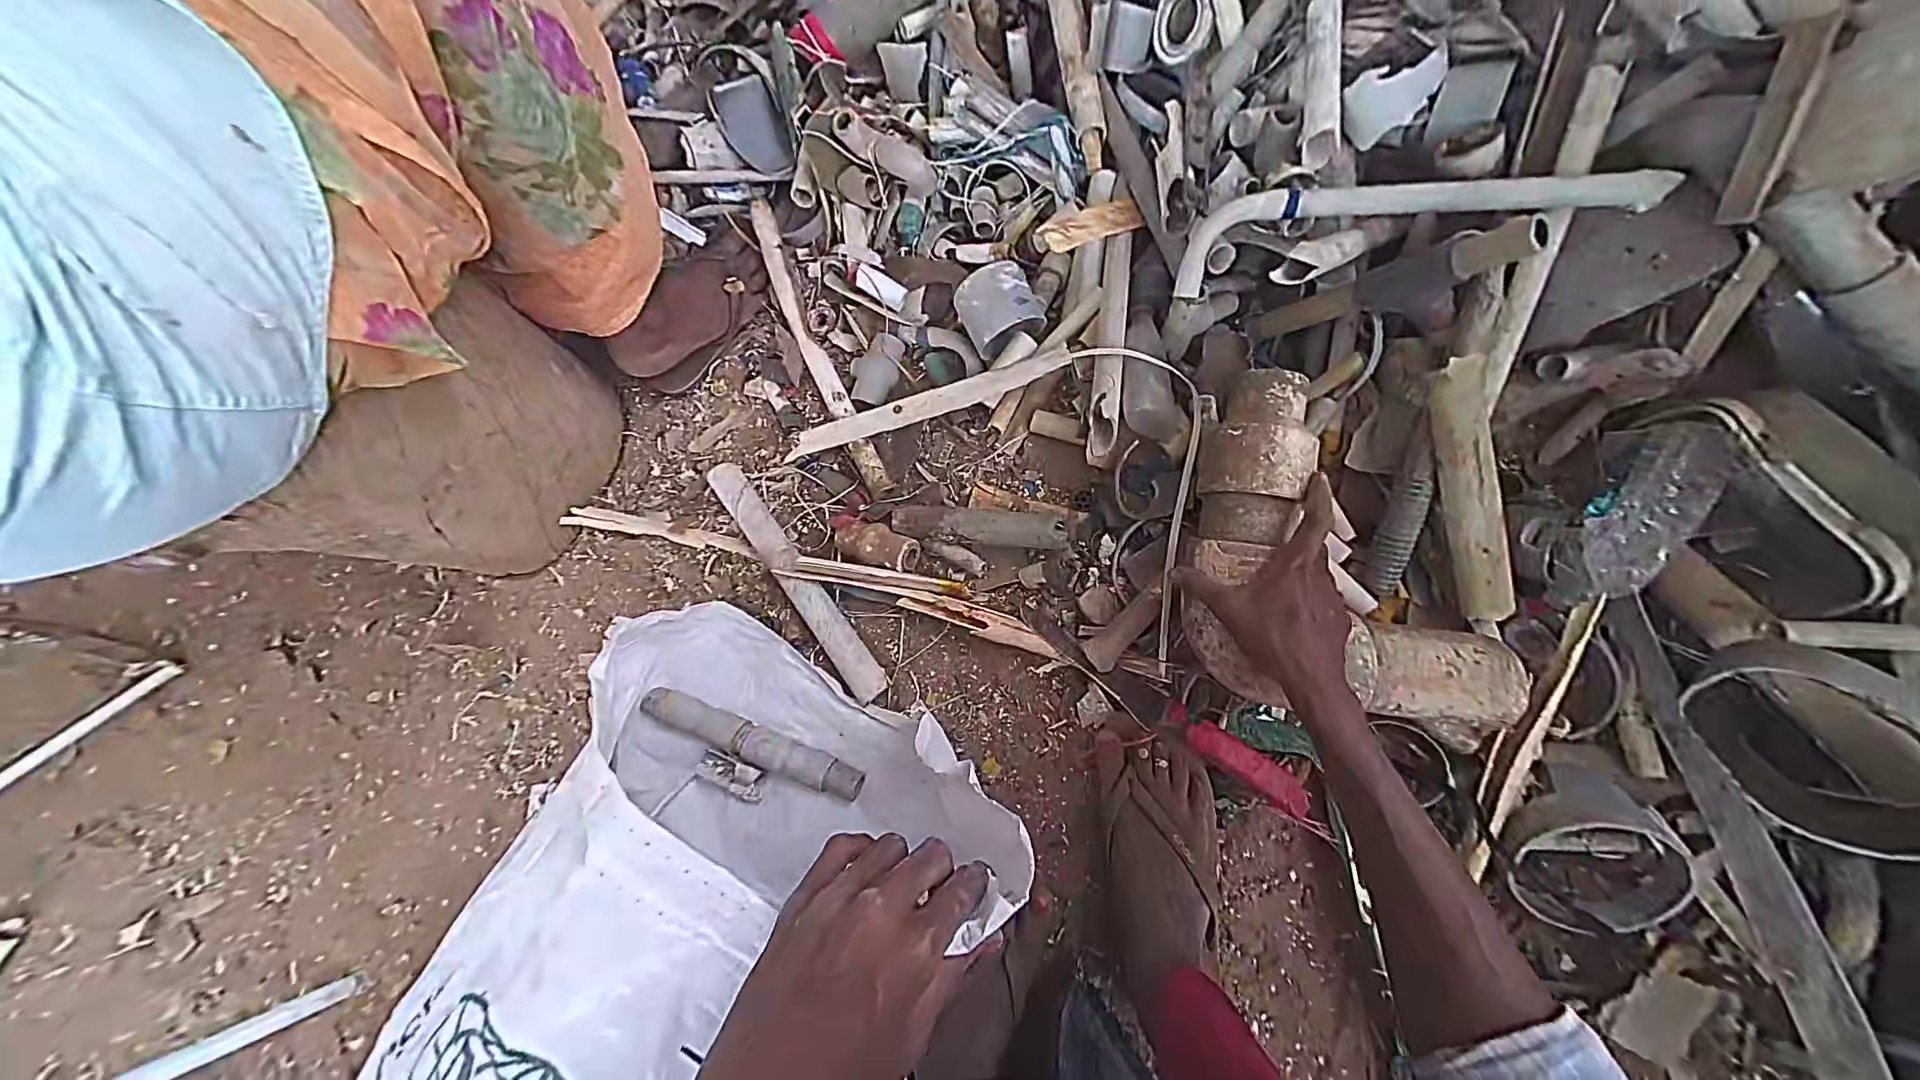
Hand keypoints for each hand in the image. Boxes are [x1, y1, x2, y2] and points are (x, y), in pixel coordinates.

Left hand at [700, 833, 998, 1079]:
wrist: (768, 1079)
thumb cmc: (836, 1070)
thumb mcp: (914, 1033)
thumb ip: (953, 977)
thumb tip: (982, 945)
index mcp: (917, 947)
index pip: (964, 888)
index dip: (974, 884)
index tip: (974, 884)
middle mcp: (881, 911)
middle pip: (931, 855)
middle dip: (943, 868)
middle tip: (941, 886)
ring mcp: (841, 898)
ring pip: (890, 844)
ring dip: (902, 860)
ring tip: (901, 882)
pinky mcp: (806, 895)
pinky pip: (842, 846)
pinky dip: (860, 850)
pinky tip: (864, 866)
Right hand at [1174, 473, 1354, 710]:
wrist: (1311, 679)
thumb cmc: (1273, 640)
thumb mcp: (1229, 611)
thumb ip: (1202, 588)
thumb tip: (1176, 573)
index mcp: (1294, 564)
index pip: (1315, 520)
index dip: (1319, 496)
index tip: (1318, 481)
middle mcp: (1319, 575)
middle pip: (1316, 547)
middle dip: (1301, 542)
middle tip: (1283, 544)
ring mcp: (1333, 597)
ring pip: (1320, 574)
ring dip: (1303, 575)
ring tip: (1281, 589)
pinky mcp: (1339, 618)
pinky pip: (1324, 600)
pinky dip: (1309, 601)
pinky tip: (1292, 618)